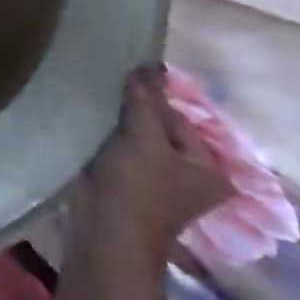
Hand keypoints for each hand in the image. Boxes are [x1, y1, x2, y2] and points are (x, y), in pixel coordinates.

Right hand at [77, 65, 233, 265]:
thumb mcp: (144, 141)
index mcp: (210, 168)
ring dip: (117, 124)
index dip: (150, 97)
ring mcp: (159, 182)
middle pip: (158, 130)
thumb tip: (146, 68)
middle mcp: (190, 174)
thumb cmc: (140, 187)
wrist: (108, 230)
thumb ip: (144, 105)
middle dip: (133, 111)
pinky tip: (89, 125)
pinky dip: (107, 140)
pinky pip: (120, 153)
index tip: (122, 73)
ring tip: (94, 101)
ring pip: (137, 141)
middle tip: (105, 86)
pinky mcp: (129, 185)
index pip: (177, 120)